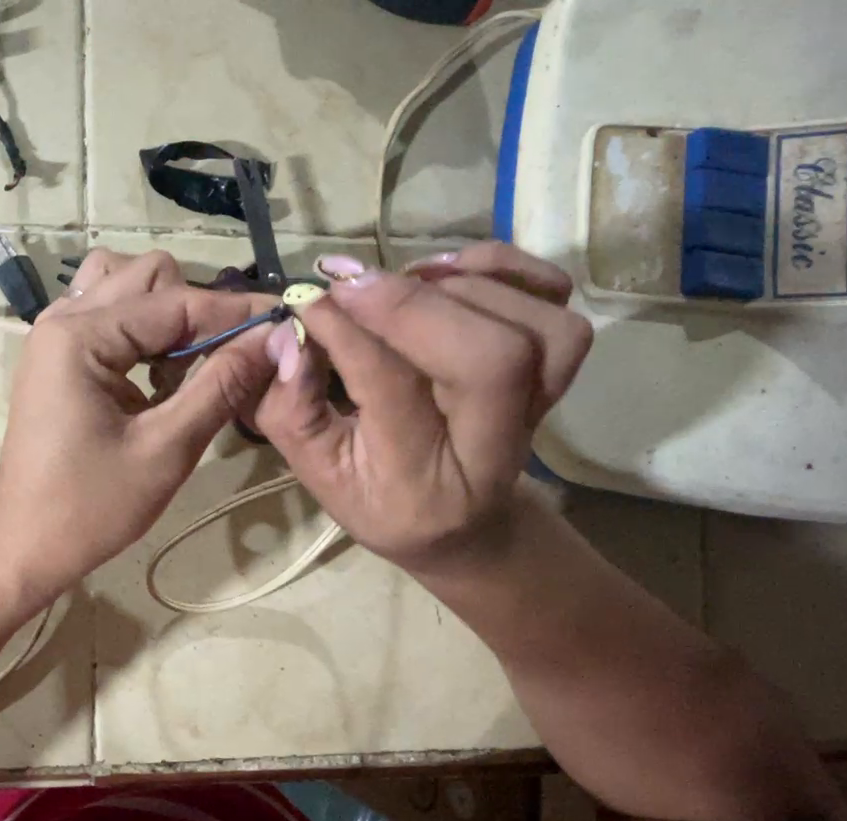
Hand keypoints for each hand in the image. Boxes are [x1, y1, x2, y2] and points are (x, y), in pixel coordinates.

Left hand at [0, 250, 279, 602]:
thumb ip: (222, 385)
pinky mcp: (56, 360)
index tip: (288, 323)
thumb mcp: (166, 449)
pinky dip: (142, 333)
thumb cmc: (90, 508)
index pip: (175, 301)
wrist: (26, 546)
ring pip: (125, 289)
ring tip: (188, 368)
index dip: (236, 312)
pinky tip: (161, 377)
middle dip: (198, 309)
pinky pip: (108, 319)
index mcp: (78, 336)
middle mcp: (60, 320)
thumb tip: (276, 338)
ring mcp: (53, 337)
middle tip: (231, 359)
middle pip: (147, 276)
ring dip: (166, 315)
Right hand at [252, 242, 591, 574]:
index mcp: (422, 485)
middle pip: (489, 358)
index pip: (394, 390)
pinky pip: (554, 297)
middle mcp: (494, 449)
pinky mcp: (558, 368)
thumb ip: (291, 409)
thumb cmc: (378, 500)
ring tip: (391, 286)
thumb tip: (288, 333)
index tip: (306, 301)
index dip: (346, 334)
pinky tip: (443, 273)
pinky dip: (501, 267)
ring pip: (531, 324)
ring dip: (454, 287)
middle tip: (347, 284)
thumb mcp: (316, 471)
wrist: (462, 528)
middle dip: (410, 305)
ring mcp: (541, 407)